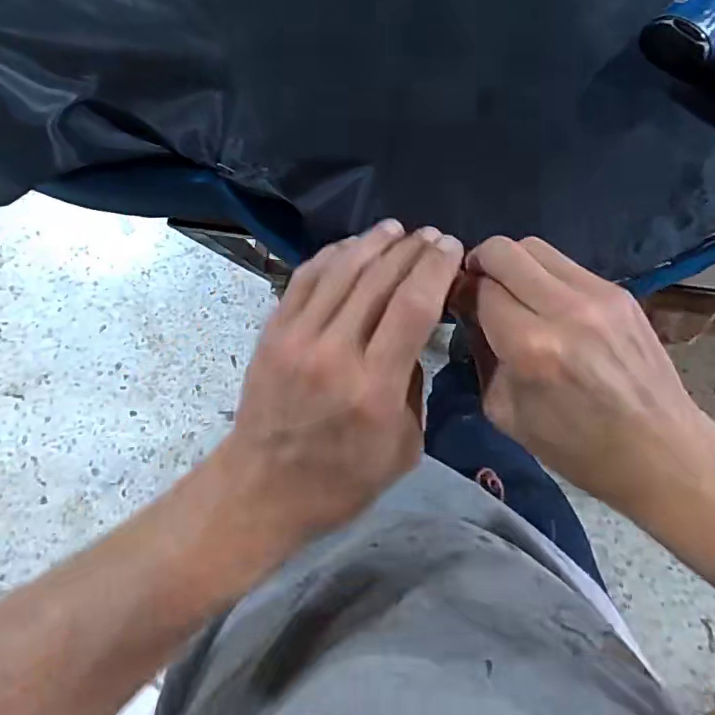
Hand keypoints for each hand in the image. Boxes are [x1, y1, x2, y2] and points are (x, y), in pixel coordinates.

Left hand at [215, 219, 463, 542]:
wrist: (263, 485)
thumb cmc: (341, 478)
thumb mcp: (404, 448)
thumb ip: (415, 386)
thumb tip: (415, 336)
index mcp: (375, 388)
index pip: (412, 308)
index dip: (435, 268)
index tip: (451, 247)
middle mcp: (335, 353)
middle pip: (378, 280)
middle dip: (410, 250)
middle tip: (431, 235)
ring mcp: (298, 337)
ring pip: (340, 271)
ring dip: (372, 242)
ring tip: (395, 229)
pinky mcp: (273, 331)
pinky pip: (305, 278)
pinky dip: (332, 255)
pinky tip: (352, 245)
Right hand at [454, 236, 712, 508]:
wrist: (663, 453)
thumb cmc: (575, 446)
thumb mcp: (503, 410)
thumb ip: (479, 350)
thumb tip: (467, 307)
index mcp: (531, 348)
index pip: (478, 287)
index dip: (460, 290)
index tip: (457, 302)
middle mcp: (564, 311)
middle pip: (502, 251)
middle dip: (479, 262)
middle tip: (478, 286)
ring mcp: (598, 296)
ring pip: (533, 246)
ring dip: (511, 262)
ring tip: (511, 289)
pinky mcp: (619, 292)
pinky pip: (564, 263)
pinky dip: (543, 274)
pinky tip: (547, 303)